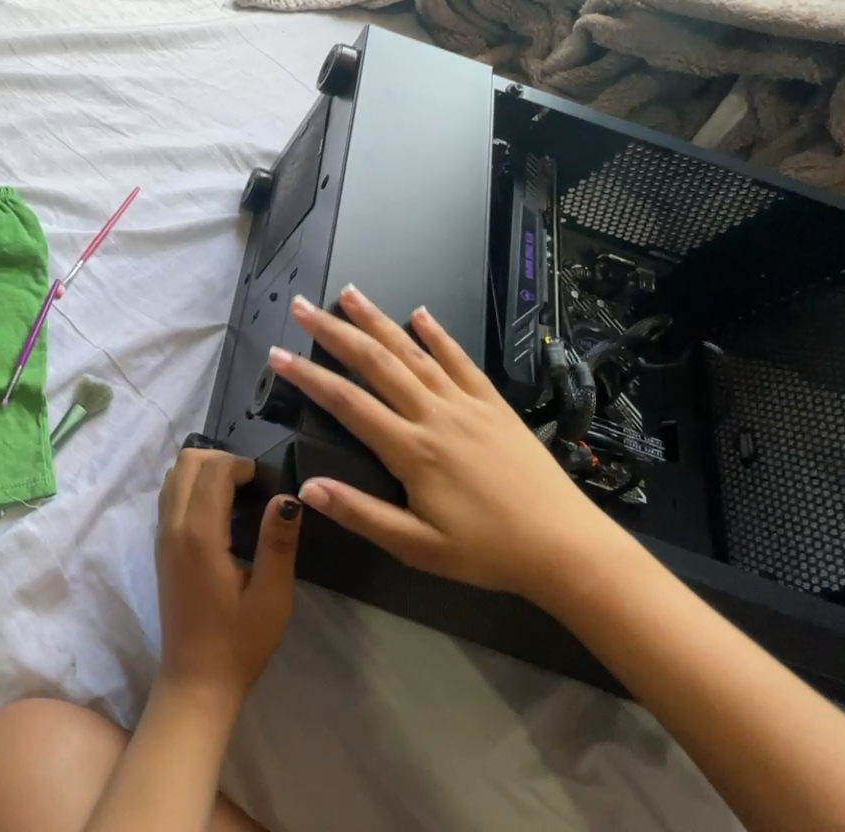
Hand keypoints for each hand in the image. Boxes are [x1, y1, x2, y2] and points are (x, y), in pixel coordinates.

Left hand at [154, 448, 302, 707]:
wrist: (196, 678)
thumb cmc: (239, 641)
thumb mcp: (272, 595)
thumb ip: (277, 542)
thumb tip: (288, 497)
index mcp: (198, 534)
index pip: (212, 471)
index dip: (240, 464)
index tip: (266, 480)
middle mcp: (172, 527)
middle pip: (184, 463)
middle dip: (218, 458)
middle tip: (251, 480)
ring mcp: (161, 536)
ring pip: (171, 477)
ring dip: (201, 470)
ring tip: (236, 490)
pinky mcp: (160, 548)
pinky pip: (168, 497)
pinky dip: (190, 486)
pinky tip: (217, 508)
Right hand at [269, 285, 631, 605]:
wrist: (567, 548)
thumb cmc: (487, 551)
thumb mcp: (417, 547)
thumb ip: (360, 513)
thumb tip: (308, 488)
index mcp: (411, 450)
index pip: (346, 402)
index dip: (307, 376)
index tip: (278, 355)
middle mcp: (435, 416)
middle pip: (375, 363)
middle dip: (333, 332)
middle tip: (302, 307)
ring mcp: (467, 405)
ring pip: (413, 352)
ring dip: (377, 320)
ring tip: (349, 293)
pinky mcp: (495, 406)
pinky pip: (461, 362)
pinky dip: (439, 335)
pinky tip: (420, 314)